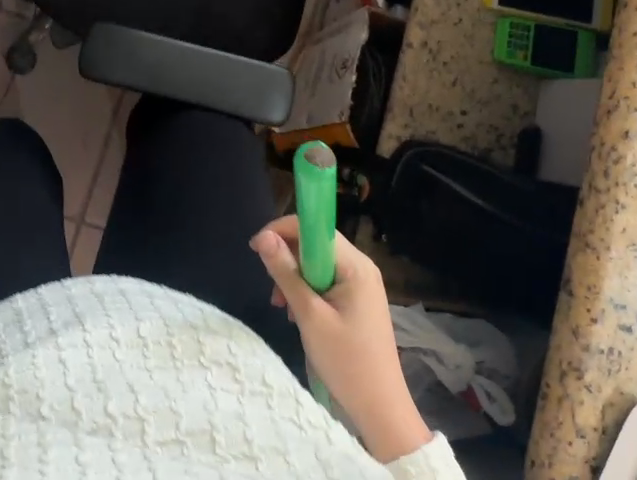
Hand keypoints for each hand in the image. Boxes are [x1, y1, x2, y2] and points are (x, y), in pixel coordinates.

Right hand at [252, 217, 433, 463]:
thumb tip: (262, 236)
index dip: (282, 230)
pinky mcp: (357, 300)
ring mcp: (361, 284)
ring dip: (294, 278)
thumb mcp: (308, 315)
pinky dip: (306, 291)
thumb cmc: (345, 361)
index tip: (256, 249)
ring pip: (317, 263)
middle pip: (315, 244)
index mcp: (356, 266)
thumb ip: (285, 272)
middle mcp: (361, 267)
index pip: (314, 228)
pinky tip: (297, 314)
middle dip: (288, 260)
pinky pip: (325, 281)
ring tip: (283, 306)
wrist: (380, 409)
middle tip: (272, 289)